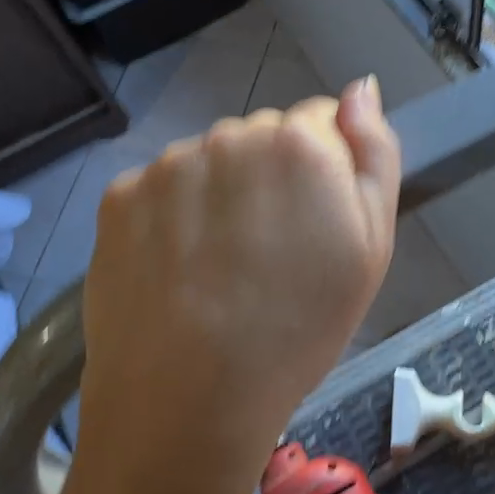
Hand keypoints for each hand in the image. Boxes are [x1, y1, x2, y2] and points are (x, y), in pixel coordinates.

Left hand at [77, 77, 400, 457]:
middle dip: (271, 178)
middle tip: (269, 255)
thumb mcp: (372, 247)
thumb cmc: (299, 330)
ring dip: (220, 194)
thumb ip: (376, 154)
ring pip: (210, 162)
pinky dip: (172, 217)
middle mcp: (229, 134)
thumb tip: (362, 88)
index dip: (323, 173)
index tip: (313, 225)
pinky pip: (162, 189)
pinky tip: (177, 270)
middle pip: (261, 138)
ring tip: (219, 269)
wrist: (187, 405)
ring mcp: (167, 164)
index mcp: (298, 142)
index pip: (319, 123)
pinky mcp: (119, 196)